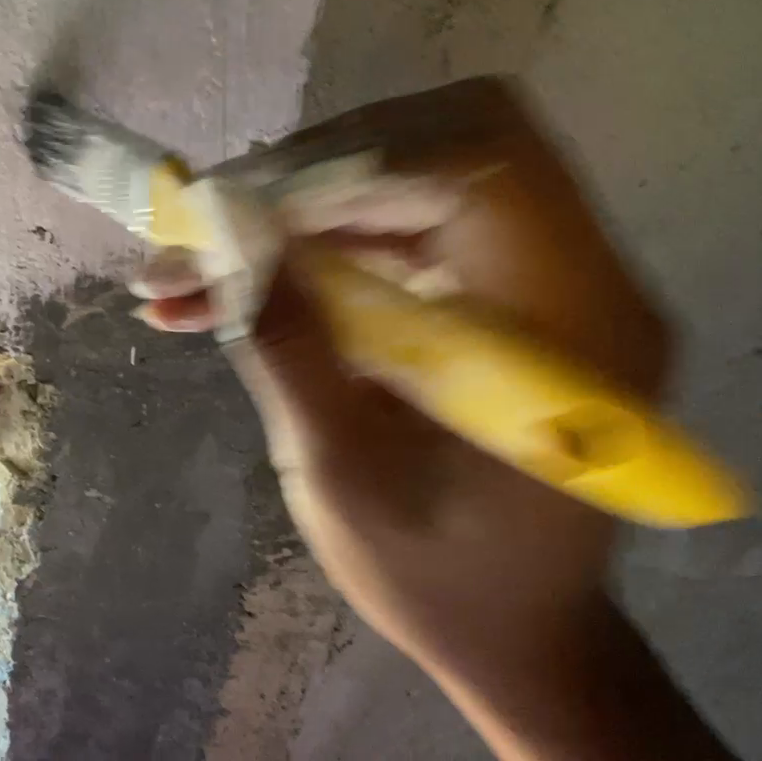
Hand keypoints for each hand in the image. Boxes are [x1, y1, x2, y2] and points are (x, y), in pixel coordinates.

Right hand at [138, 79, 733, 760]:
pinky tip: (222, 283)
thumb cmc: (439, 574)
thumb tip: (226, 242)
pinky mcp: (483, 281)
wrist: (507, 624)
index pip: (482, 167)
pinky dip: (303, 236)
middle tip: (211, 220)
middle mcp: (572, 275)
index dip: (352, 165)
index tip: (242, 210)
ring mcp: (529, 271)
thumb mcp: (345, 477)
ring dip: (292, 201)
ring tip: (190, 258)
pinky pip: (389, 218)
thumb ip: (290, 352)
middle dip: (312, 168)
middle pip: (448, 137)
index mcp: (570, 329)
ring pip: (408, 168)